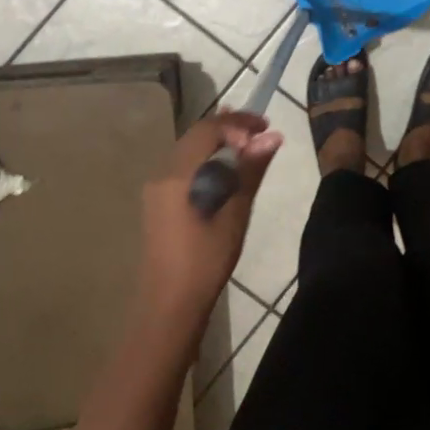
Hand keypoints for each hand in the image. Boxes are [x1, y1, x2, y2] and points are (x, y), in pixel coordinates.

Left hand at [136, 112, 282, 318]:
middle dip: (230, 128)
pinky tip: (227, 170)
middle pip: (196, 135)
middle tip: (262, 134)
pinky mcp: (159, 202)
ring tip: (250, 146)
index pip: (208, 129)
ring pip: (190, 150)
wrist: (169, 307)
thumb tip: (272, 137)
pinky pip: (185, 167)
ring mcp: (157, 189)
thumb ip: (250, 171)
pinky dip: (208, 160)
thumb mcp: (235, 214)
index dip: (238, 122)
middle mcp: (161, 174)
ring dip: (219, 143)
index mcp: (176, 175)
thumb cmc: (204, 262)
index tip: (266, 128)